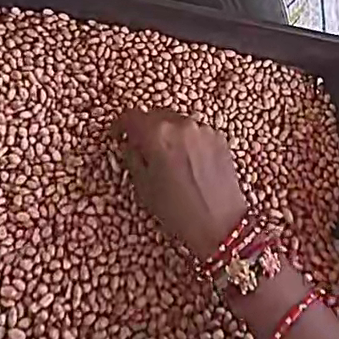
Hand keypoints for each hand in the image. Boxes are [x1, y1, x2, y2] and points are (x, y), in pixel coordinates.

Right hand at [117, 109, 247, 254]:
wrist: (220, 223)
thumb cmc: (178, 210)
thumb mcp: (144, 186)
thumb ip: (133, 157)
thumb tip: (130, 144)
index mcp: (157, 134)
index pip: (131, 116)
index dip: (120, 126)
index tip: (118, 135)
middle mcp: (181, 124)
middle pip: (155, 115)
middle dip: (145, 128)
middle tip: (141, 148)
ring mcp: (202, 129)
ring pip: (177, 122)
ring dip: (168, 134)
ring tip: (167, 157)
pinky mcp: (218, 137)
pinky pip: (195, 131)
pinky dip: (187, 140)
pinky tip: (188, 162)